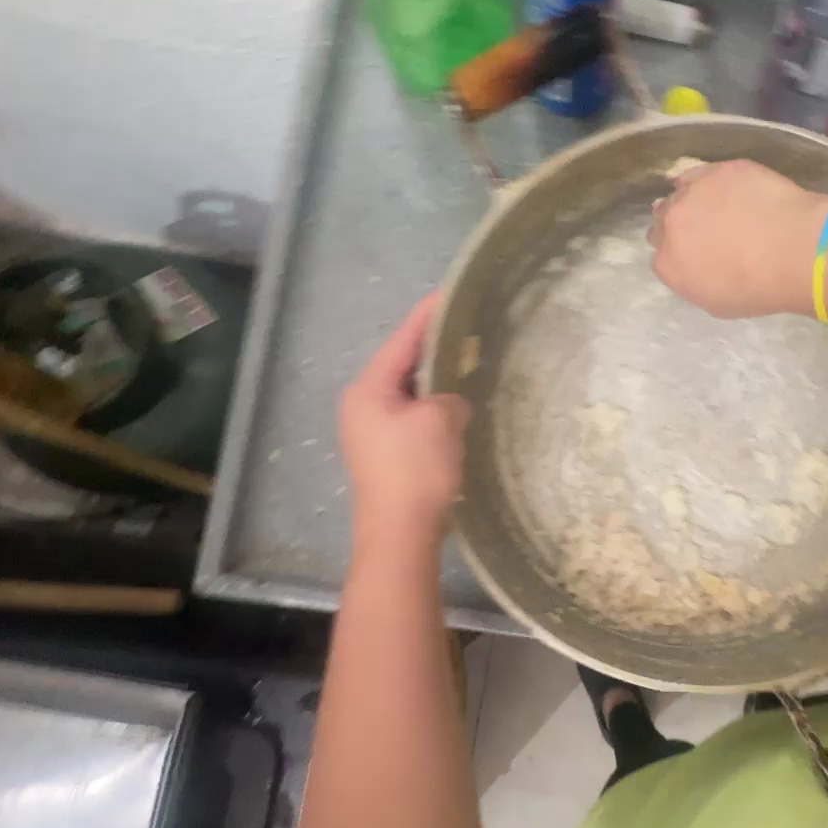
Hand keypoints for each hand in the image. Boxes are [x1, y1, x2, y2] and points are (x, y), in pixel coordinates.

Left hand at [340, 292, 471, 545]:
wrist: (400, 532)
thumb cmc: (415, 469)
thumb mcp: (440, 420)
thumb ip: (449, 398)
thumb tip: (452, 405)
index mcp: (368, 390)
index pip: (401, 342)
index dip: (426, 317)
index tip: (447, 295)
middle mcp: (362, 407)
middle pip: (402, 367)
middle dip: (432, 351)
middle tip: (464, 332)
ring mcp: (372, 434)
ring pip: (409, 396)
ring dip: (435, 385)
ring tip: (465, 367)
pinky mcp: (386, 457)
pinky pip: (412, 420)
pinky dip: (434, 411)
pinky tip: (457, 411)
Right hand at [649, 159, 827, 318]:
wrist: (791, 250)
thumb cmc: (758, 289)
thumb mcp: (717, 303)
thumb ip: (695, 282)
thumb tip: (695, 267)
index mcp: (669, 265)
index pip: (660, 258)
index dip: (676, 255)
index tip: (692, 255)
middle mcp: (670, 226)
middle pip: (663, 223)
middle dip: (676, 227)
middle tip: (702, 232)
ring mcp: (692, 193)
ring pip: (678, 194)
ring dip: (688, 201)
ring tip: (711, 206)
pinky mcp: (717, 170)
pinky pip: (702, 173)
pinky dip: (707, 180)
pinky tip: (721, 185)